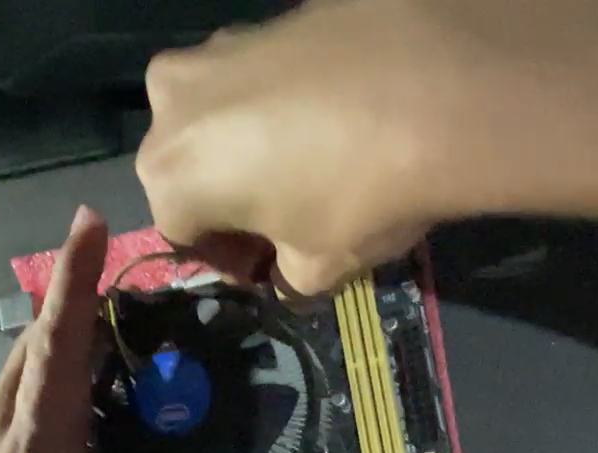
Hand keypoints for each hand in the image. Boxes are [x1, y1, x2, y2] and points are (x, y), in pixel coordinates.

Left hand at [0, 207, 291, 452]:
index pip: (56, 351)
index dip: (73, 283)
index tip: (88, 224)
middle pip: (27, 354)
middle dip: (67, 305)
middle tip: (118, 281)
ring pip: (8, 383)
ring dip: (49, 349)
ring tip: (101, 338)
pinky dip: (33, 389)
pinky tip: (65, 412)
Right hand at [135, 1, 446, 294]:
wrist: (429, 92)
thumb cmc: (356, 197)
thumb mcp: (320, 268)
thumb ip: (287, 282)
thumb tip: (286, 282)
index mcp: (172, 174)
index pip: (180, 235)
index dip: (225, 260)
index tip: (265, 268)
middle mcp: (168, 102)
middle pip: (189, 172)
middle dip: (230, 205)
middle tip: (285, 226)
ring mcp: (212, 49)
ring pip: (216, 121)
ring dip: (248, 155)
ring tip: (309, 176)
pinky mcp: (258, 19)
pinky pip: (253, 84)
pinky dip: (275, 114)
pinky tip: (328, 131)